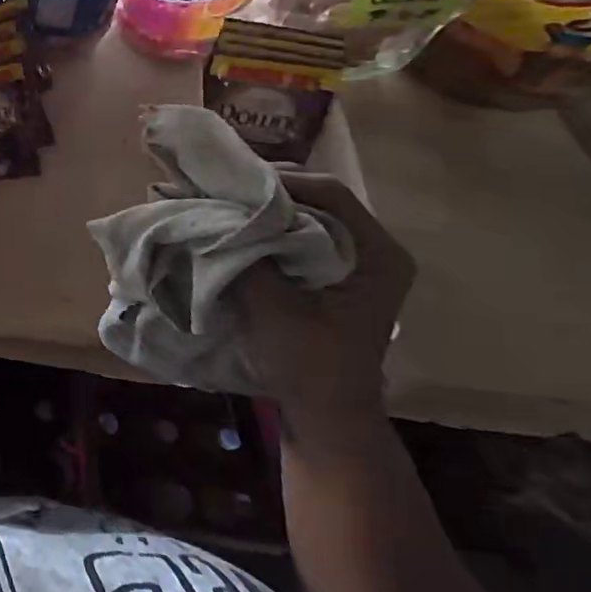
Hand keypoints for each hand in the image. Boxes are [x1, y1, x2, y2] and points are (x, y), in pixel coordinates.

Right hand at [235, 175, 416, 420]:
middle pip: (316, 198)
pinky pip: (293, 234)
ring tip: (215, 202)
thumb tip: (212, 217)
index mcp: (378, 255)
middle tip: (215, 188)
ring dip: (258, 207)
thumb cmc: (310, 363)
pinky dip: (260, 227)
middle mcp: (370, 249)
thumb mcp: (275, 310)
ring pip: (301, 214)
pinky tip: (229, 227)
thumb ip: (249, 260)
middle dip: (263, 190)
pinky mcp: (326, 271)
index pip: (331, 194)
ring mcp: (349, 260)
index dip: (279, 181)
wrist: (325, 410)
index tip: (229, 182)